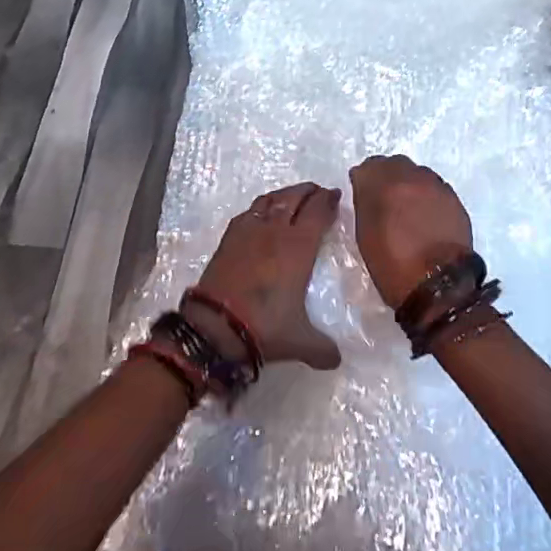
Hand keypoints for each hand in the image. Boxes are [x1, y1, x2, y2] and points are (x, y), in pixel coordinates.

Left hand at [188, 183, 342, 369]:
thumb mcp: (300, 341)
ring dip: (285, 194)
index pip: (318, 212)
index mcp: (299, 247)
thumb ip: (322, 348)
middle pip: (294, 198)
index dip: (328, 201)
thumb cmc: (264, 326)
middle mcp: (275, 231)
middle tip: (318, 191)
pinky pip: (248, 212)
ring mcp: (248, 232)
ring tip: (292, 197)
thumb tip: (336, 359)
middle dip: (308, 191)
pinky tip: (261, 214)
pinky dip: (260, 207)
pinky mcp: (228, 239)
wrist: (214, 326)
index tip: (335, 195)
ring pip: (270, 200)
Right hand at [348, 155, 473, 308]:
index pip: (368, 167)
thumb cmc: (392, 266)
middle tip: (383, 197)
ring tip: (405, 207)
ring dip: (408, 184)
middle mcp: (413, 178)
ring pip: (418, 173)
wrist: (438, 287)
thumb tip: (366, 188)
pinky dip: (426, 195)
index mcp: (385, 186)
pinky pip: (435, 188)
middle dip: (386, 176)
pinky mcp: (455, 200)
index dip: (364, 179)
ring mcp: (437, 188)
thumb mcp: (365, 235)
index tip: (362, 192)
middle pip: (395, 164)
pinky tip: (424, 215)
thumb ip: (365, 203)